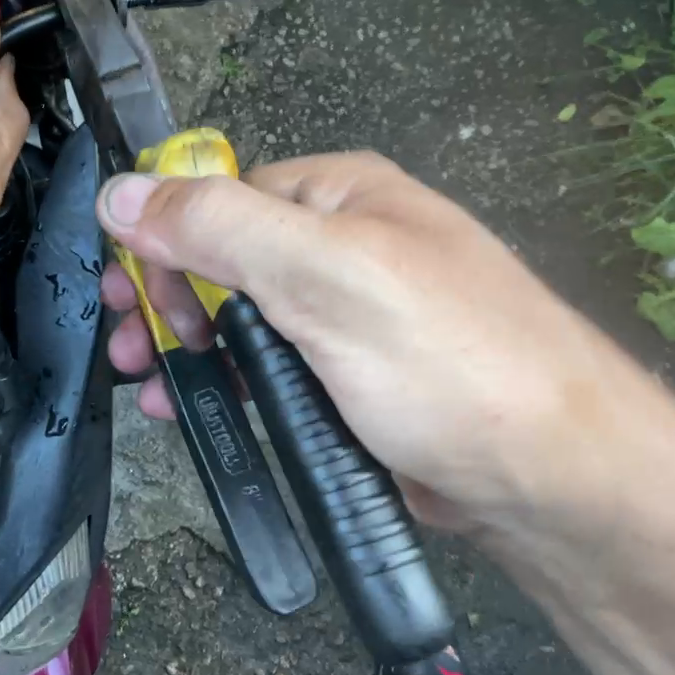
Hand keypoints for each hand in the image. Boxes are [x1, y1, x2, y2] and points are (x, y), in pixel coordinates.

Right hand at [97, 151, 642, 529]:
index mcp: (336, 196)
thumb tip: (118, 191)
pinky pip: (259, 366)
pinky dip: (217, 382)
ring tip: (148, 387)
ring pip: (231, 319)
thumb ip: (219, 228)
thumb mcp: (326, 278)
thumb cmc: (447, 365)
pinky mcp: (341, 375)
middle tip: (130, 350)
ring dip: (180, 348)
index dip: (162, 243)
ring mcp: (339, 314)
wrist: (556, 483)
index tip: (130, 300)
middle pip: (216, 259)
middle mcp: (336, 244)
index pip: (216, 198)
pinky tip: (188, 406)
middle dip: (163, 303)